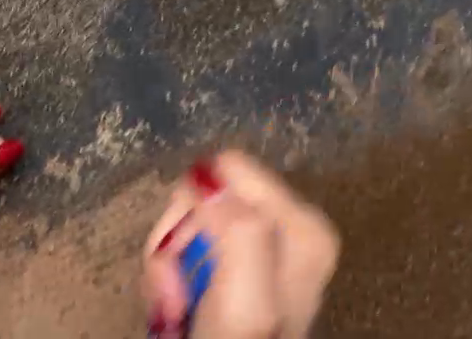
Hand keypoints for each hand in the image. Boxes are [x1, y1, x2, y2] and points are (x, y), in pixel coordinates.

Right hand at [141, 152, 339, 338]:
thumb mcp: (246, 299)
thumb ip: (239, 231)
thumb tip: (208, 175)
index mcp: (303, 227)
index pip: (225, 168)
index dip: (193, 206)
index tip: (186, 252)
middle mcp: (287, 229)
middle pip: (204, 193)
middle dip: (176, 235)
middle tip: (175, 283)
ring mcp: (260, 247)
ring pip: (186, 218)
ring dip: (167, 259)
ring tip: (174, 301)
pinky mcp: (235, 262)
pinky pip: (185, 241)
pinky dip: (170, 271)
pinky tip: (177, 302)